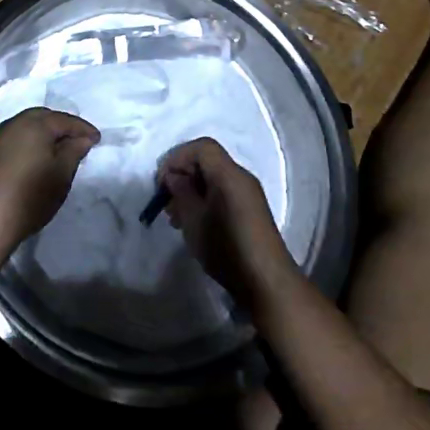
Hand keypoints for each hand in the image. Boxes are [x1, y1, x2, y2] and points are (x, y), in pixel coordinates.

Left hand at [0, 107, 99, 244]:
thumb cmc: (29, 195)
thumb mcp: (60, 175)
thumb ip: (73, 152)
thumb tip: (82, 138)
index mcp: (34, 124)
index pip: (64, 119)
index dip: (83, 128)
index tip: (97, 139)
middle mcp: (13, 124)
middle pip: (42, 117)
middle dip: (61, 125)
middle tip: (77, 140)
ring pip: (25, 126)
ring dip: (43, 133)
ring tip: (58, 149)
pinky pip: (14, 137)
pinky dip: (28, 141)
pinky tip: (35, 156)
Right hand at [157, 138, 299, 305]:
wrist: (266, 282)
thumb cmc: (225, 246)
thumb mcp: (192, 218)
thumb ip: (180, 191)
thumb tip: (174, 177)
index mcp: (229, 175)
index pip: (202, 147)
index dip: (177, 157)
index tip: (163, 181)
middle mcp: (242, 178)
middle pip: (207, 161)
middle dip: (182, 174)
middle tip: (166, 200)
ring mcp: (248, 195)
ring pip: (213, 178)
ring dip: (191, 189)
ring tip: (176, 215)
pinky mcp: (250, 210)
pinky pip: (222, 192)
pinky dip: (203, 199)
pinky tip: (193, 222)